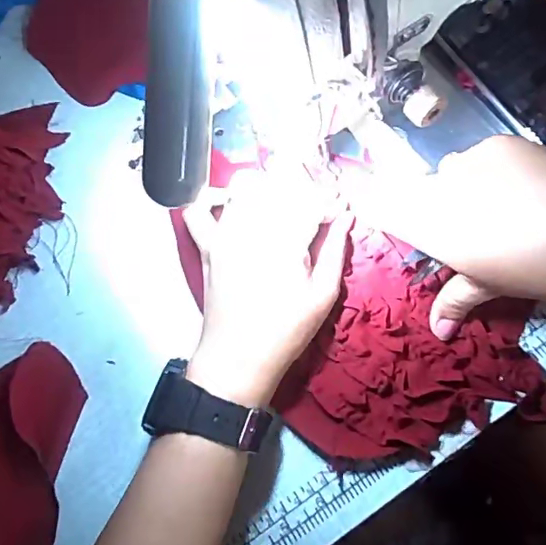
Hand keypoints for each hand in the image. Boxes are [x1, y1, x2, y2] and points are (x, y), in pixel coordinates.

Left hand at [181, 169, 350, 406]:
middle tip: (317, 207)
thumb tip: (345, 217)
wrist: (236, 359)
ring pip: (245, 186)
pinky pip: (200, 209)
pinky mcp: (207, 244)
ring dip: (269, 186)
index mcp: (285, 242)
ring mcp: (224, 234)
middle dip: (304, 188)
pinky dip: (214, 199)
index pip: (311, 200)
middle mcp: (251, 229)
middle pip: (280, 185)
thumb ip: (336, 250)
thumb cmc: (286, 332)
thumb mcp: (323, 295)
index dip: (330, 201)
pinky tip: (234, 206)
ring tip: (284, 204)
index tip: (340, 209)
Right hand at [348, 136, 545, 338]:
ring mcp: (472, 160)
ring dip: (462, 192)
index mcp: (434, 228)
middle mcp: (442, 187)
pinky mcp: (501, 141)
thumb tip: (437, 329)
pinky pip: (480, 159)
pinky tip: (521, 192)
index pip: (377, 205)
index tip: (395, 228)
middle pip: (416, 191)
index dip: (376, 210)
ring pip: (450, 174)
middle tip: (469, 235)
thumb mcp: (499, 287)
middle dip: (432, 212)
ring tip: (500, 214)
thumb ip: (458, 298)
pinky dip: (489, 175)